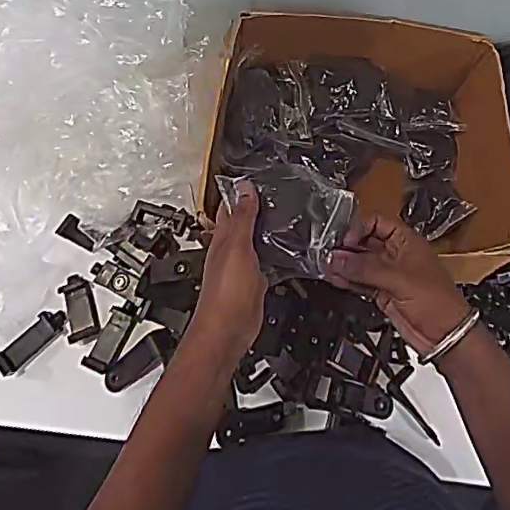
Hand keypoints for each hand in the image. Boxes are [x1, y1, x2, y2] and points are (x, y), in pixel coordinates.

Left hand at [187, 181, 267, 359]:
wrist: (228, 332)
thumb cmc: (225, 294)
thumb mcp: (237, 247)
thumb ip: (242, 218)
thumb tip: (245, 188)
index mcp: (222, 238)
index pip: (229, 206)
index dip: (239, 191)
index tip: (253, 178)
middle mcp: (231, 250)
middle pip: (243, 222)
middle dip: (255, 207)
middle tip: (272, 192)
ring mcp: (243, 267)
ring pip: (255, 240)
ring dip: (265, 228)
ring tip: (282, 215)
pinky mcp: (255, 282)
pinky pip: (266, 260)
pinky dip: (275, 252)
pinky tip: (286, 249)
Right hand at [325, 211, 473, 357]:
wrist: (445, 335)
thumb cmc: (438, 301)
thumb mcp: (399, 278)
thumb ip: (366, 268)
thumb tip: (339, 259)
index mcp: (406, 241)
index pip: (377, 223)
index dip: (359, 228)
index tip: (344, 239)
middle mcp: (397, 255)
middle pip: (366, 243)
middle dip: (347, 247)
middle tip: (328, 252)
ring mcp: (389, 275)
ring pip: (361, 264)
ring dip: (344, 264)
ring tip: (327, 265)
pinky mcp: (384, 293)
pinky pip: (361, 282)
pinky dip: (348, 280)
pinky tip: (335, 277)